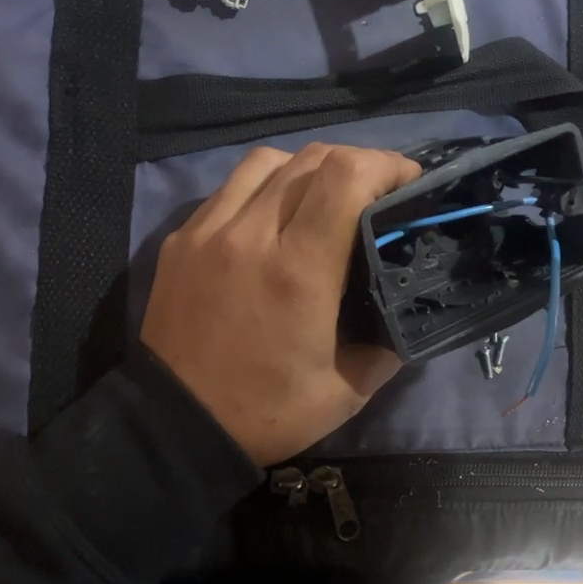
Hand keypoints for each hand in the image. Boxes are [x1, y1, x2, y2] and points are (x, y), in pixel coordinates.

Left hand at [142, 144, 421, 465]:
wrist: (174, 424)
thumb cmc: (264, 411)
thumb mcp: (345, 391)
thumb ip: (386, 342)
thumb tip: (405, 306)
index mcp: (298, 270)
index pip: (346, 176)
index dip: (386, 164)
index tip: (407, 181)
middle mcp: (250, 235)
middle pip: (311, 160)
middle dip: (356, 163)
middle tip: (374, 190)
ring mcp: (207, 232)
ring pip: (265, 162)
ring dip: (305, 167)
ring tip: (322, 195)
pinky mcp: (179, 239)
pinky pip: (228, 188)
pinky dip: (261, 187)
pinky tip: (270, 216)